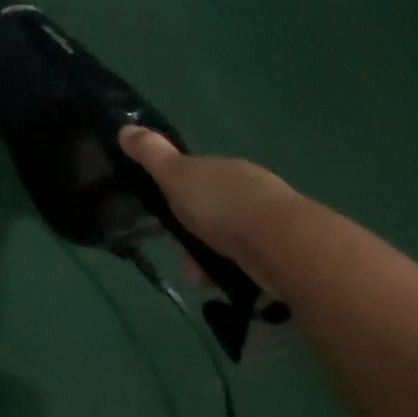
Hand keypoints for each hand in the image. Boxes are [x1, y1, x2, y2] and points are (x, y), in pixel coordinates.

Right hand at [118, 125, 305, 277]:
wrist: (283, 245)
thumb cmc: (221, 204)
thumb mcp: (174, 174)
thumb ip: (150, 153)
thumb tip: (124, 128)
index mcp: (226, 168)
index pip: (199, 176)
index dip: (180, 194)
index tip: (167, 217)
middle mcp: (254, 189)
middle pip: (217, 209)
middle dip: (198, 233)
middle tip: (183, 257)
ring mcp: (276, 222)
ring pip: (237, 239)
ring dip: (216, 258)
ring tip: (204, 280)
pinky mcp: (293, 253)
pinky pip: (256, 262)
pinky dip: (240, 274)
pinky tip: (232, 288)